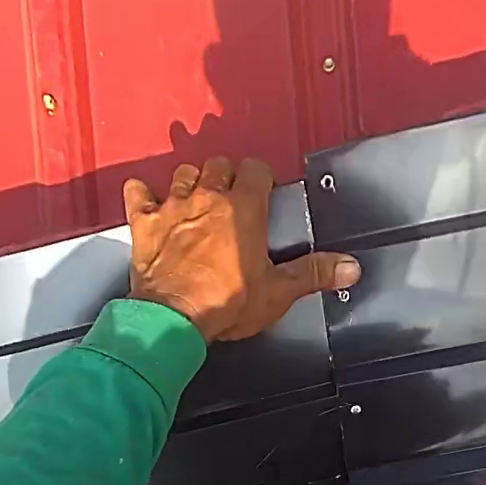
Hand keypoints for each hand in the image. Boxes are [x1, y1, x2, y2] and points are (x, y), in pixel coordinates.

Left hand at [123, 157, 358, 342]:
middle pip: (218, 165)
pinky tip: (147, 201)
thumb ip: (312, 274)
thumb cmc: (223, 303)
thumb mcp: (276, 292)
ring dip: (190, 183)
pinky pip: (137, 194)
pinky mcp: (145, 224)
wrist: (175, 318)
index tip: (263, 192)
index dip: (261, 178)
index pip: (256, 169)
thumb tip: (348, 267)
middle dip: (226, 177)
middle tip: (231, 199)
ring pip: (183, 174)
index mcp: (244, 207)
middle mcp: (207, 197)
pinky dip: (142, 195)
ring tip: (196, 200)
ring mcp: (173, 207)